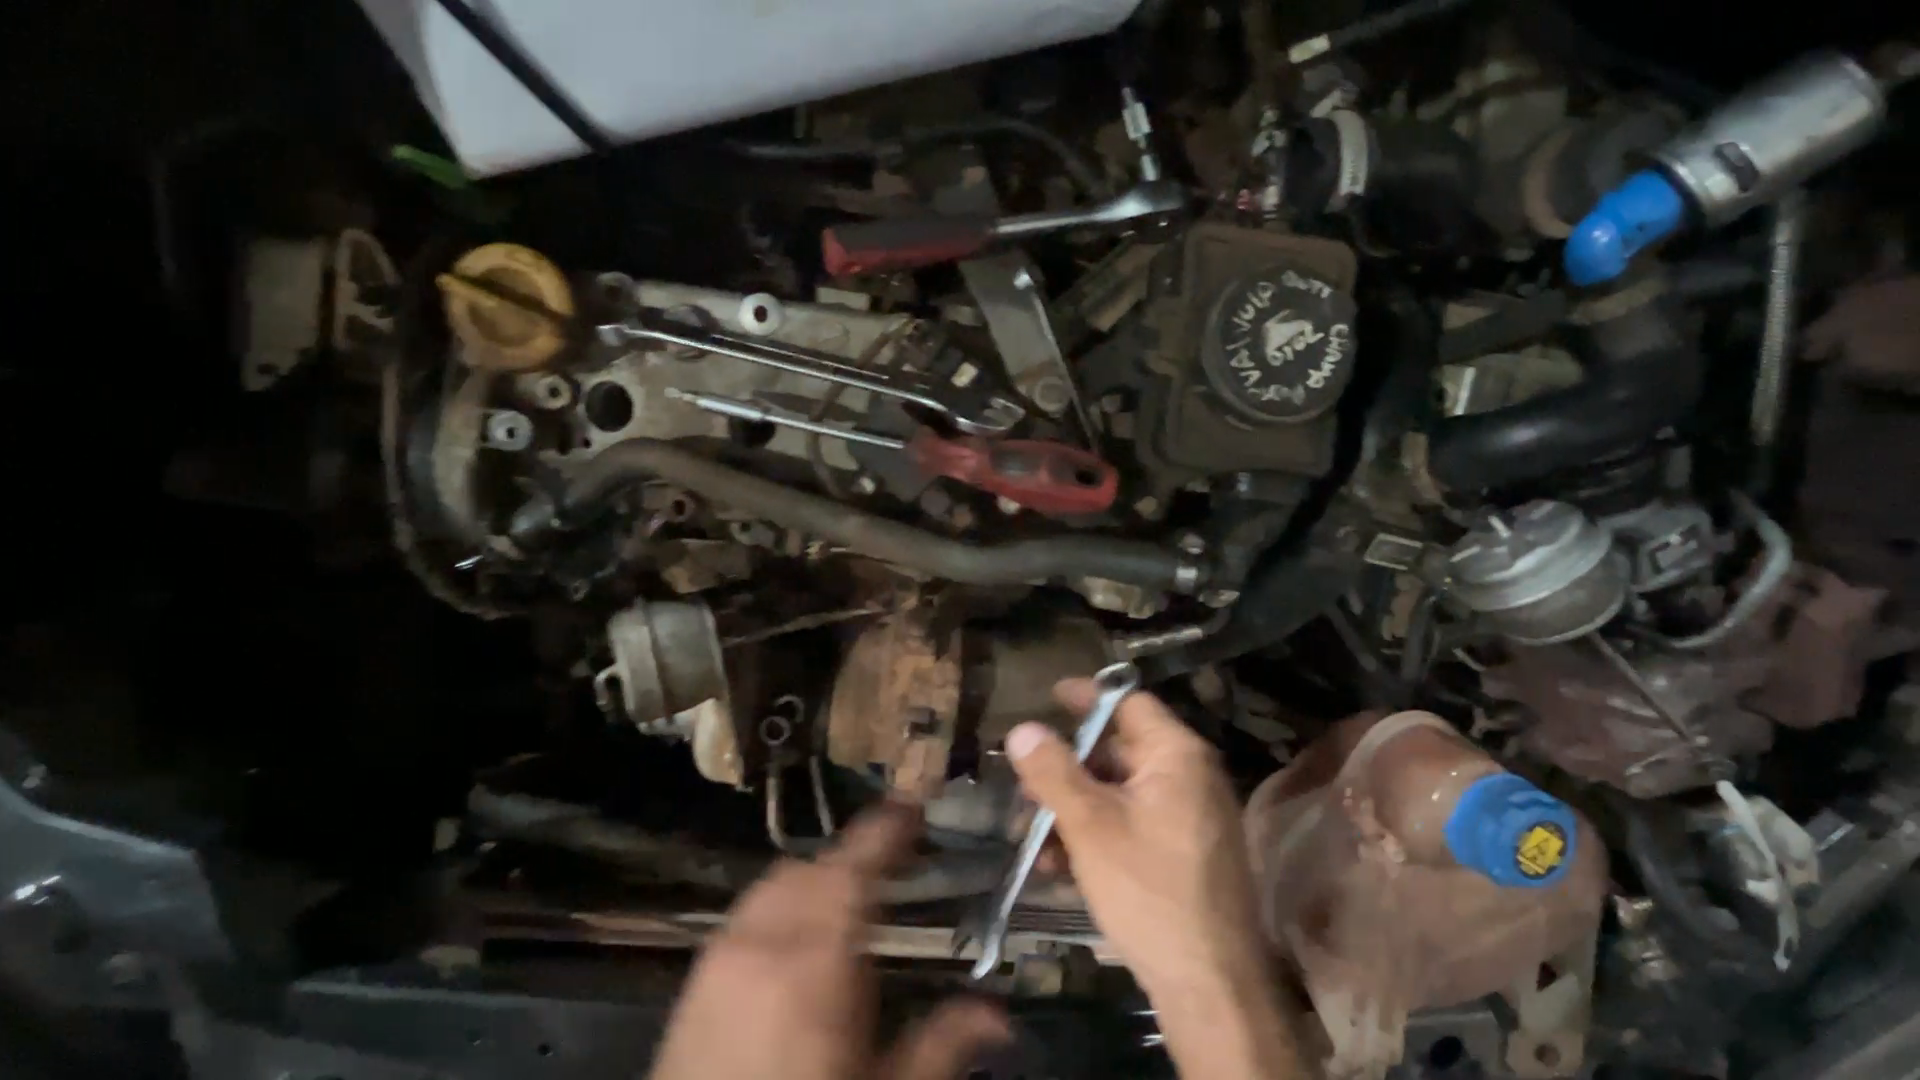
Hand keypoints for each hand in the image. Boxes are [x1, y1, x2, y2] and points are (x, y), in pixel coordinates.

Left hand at [648, 802, 1008, 1079]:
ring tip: (846, 903)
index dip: (886, 829)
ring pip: (775, 883)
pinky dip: (778, 904)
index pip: (855, 869)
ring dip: (815, 879)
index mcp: (817, 962)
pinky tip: (794, 942)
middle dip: (854, 860)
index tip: (913, 807)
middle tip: (893, 868)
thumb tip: (1000, 1017)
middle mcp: (764, 941)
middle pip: (815, 868)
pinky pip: (744, 913)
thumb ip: (940, 1044)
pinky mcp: (694, 977)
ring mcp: (721, 955)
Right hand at [1005, 684, 1307, 1078]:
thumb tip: (1022, 729)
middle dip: (1066, 768)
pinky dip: (1096, 836)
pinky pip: (1133, 827)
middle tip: (1023, 784)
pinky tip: (1060, 868)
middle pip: (1118, 752)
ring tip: (1031, 836)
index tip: (1046, 696)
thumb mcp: (1089, 825)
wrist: (1209, 983)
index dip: (1085, 698)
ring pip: (1119, 795)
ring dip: (1073, 809)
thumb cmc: (1147, 889)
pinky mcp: (1185, 855)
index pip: (1129, 704)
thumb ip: (1053, 772)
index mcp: (1177, 757)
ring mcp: (1190, 819)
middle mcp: (1190, 778)